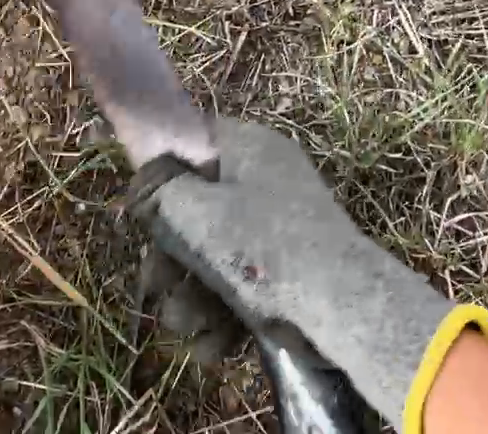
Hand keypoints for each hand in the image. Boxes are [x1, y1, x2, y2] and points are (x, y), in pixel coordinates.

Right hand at [130, 119, 487, 432]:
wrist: (343, 310)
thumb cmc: (262, 248)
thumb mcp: (195, 213)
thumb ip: (159, 190)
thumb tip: (146, 180)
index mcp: (248, 147)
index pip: (194, 141)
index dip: (163, 174)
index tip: (144, 211)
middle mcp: (262, 179)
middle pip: (196, 206)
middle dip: (170, 256)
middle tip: (156, 285)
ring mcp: (277, 226)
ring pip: (213, 253)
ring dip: (191, 295)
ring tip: (188, 325)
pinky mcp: (287, 270)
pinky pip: (240, 281)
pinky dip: (224, 312)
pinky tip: (214, 346)